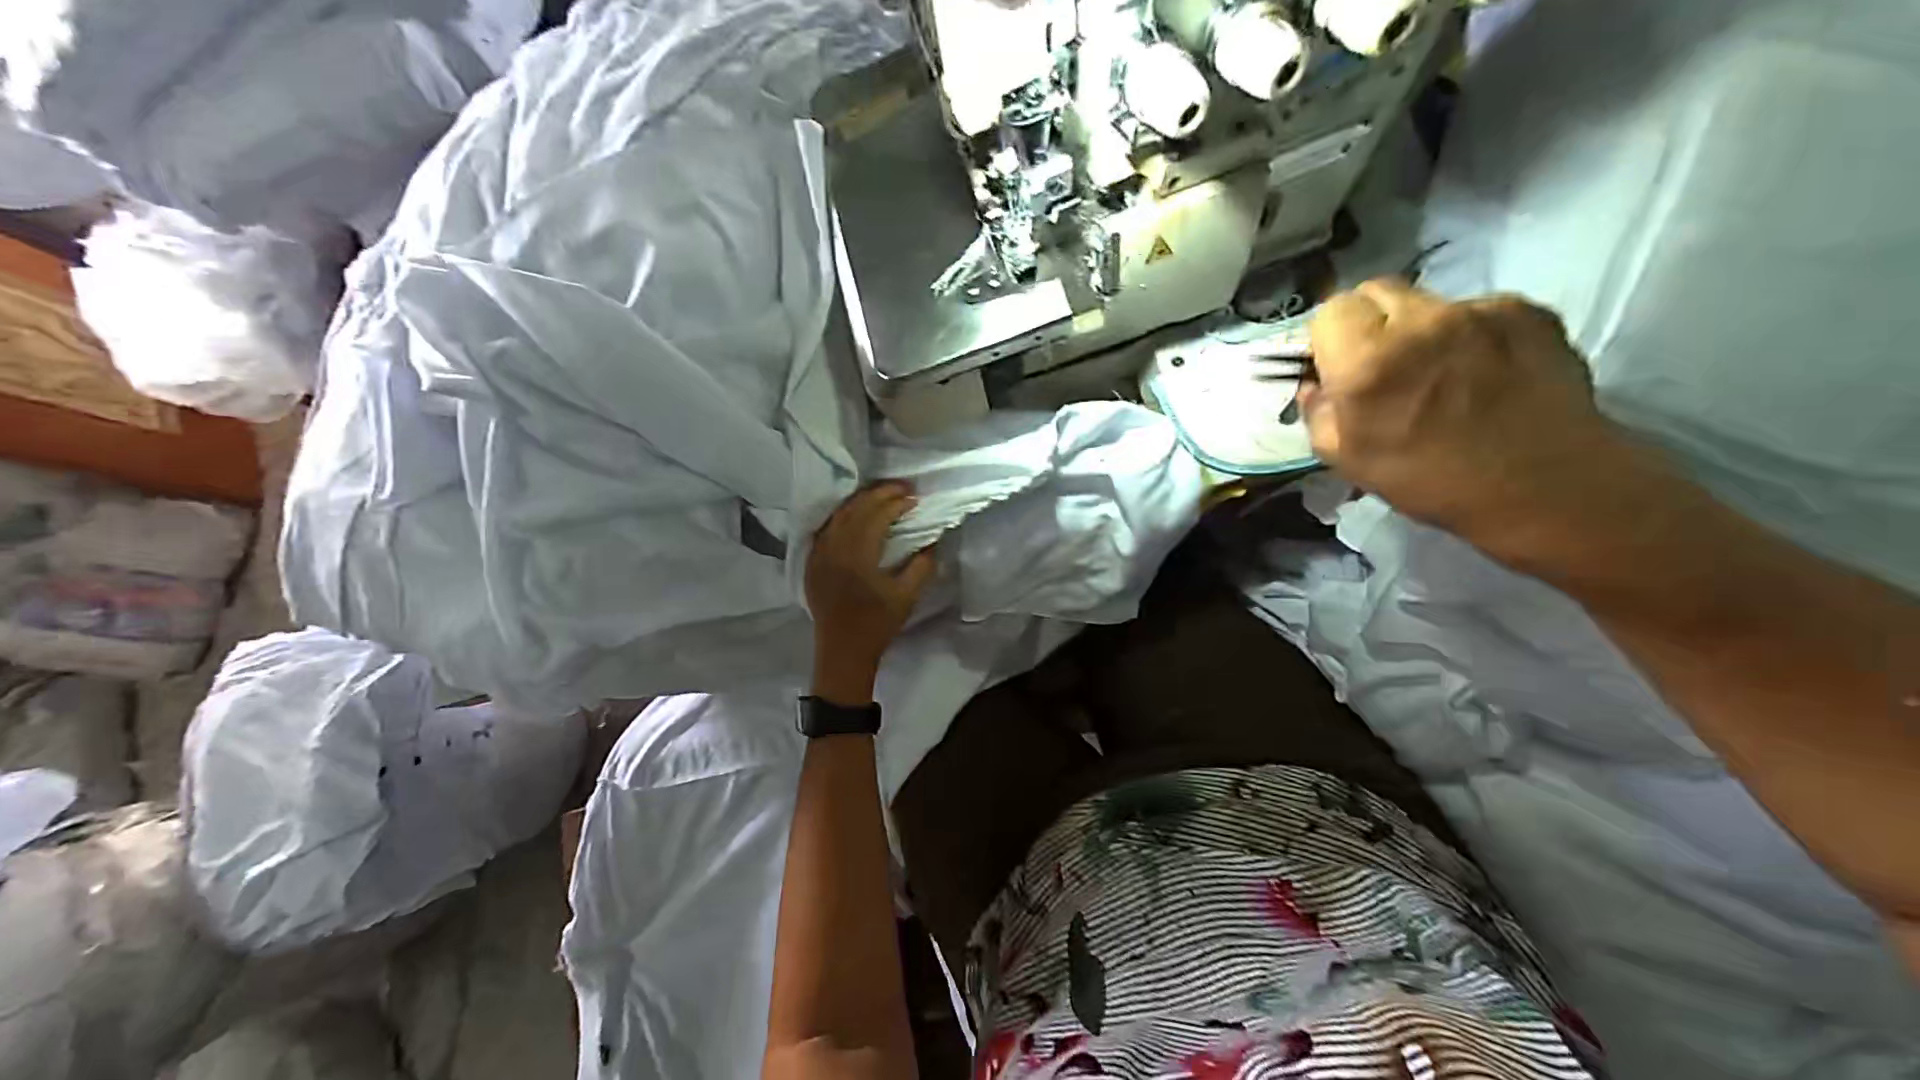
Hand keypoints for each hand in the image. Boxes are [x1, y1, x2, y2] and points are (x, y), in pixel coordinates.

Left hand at [805, 483, 937, 701]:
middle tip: (903, 488)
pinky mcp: (812, 561)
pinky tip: (856, 514)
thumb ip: (922, 566)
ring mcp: (819, 553)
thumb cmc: (877, 624)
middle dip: (880, 494)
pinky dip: (844, 515)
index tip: (915, 499)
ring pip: (839, 515)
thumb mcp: (907, 597)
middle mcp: (834, 547)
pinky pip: (826, 528)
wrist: (843, 651)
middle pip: (856, 508)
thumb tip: (932, 541)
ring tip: (882, 495)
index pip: (877, 515)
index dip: (897, 503)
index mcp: (857, 555)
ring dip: (861, 501)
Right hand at [1302, 279, 1625, 555]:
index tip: (1338, 366)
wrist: (1544, 488)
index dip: (1328, 338)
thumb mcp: (1347, 459)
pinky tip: (1482, 370)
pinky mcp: (1527, 310)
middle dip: (1369, 322)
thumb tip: (1316, 384)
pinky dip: (1469, 332)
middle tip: (1382, 363)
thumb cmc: (1430, 480)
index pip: (1330, 311)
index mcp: (1367, 361)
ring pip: (1427, 300)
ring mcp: (1479, 311)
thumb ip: (1317, 412)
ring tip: (1439, 370)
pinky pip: (1477, 308)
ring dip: (1419, 327)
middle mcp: (1421, 322)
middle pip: (1375, 291)